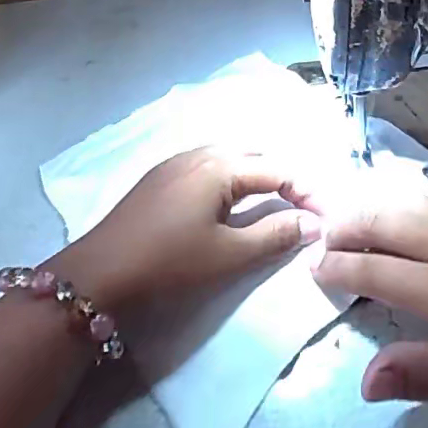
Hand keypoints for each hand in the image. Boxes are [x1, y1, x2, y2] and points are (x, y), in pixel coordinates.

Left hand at [45, 148, 321, 313]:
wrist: (99, 274)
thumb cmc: (169, 263)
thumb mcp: (229, 254)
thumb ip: (275, 235)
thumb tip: (314, 223)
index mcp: (219, 166)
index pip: (278, 170)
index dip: (307, 192)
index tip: (327, 218)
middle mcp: (198, 154)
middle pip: (253, 156)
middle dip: (282, 178)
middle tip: (301, 208)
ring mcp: (174, 164)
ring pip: (227, 159)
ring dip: (254, 177)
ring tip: (271, 205)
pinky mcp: (158, 178)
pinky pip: (205, 167)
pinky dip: (229, 179)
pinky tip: (227, 204)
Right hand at [311, 197, 427, 414]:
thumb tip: (365, 382)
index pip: (371, 270)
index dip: (335, 268)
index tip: (314, 271)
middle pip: (375, 222)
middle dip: (338, 231)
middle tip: (320, 246)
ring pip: (396, 203)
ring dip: (361, 213)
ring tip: (342, 228)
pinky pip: (422, 199)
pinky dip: (392, 206)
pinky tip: (387, 218)